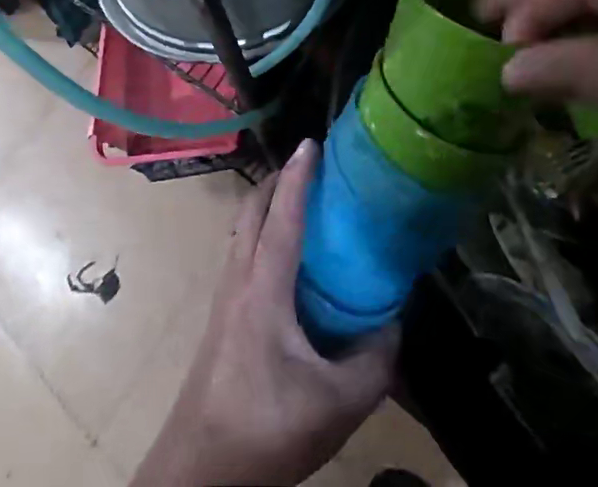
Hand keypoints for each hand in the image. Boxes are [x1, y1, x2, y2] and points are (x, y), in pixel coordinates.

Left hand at [133, 140, 398, 486]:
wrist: (205, 461)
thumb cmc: (271, 424)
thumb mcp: (340, 400)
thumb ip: (375, 360)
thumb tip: (392, 323)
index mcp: (263, 286)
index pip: (282, 216)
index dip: (298, 177)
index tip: (311, 143)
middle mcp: (238, 277)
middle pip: (251, 211)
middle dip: (277, 182)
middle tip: (311, 171)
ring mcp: (224, 295)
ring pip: (241, 231)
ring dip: (266, 207)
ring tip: (302, 206)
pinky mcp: (222, 315)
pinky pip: (242, 255)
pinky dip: (262, 235)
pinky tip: (288, 261)